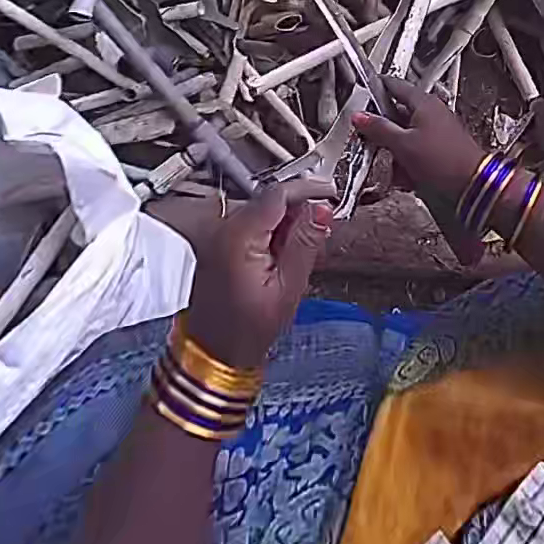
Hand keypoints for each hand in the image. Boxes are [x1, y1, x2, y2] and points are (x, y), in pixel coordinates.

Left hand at [184, 180, 332, 367]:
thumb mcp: (288, 287)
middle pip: (269, 200)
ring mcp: (217, 234)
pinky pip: (250, 224)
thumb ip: (306, 243)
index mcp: (239, 235)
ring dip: (285, 223)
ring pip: (261, 211)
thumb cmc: (248, 329)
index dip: (307, 190)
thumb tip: (322, 209)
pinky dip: (270, 233)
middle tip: (319, 231)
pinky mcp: (218, 242)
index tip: (330, 194)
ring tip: (297, 255)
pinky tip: (280, 258)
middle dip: (298, 210)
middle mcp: (223, 227)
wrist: (214, 352)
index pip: (278, 194)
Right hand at [348, 76, 485, 219]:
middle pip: (397, 112)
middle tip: (368, 135)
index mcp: (423, 102)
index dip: (375, 88)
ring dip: (393, 147)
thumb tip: (360, 117)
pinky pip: (415, 149)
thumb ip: (378, 128)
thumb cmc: (444, 160)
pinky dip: (406, 159)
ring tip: (388, 161)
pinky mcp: (439, 149)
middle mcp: (431, 112)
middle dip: (382, 127)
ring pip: (404, 134)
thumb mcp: (402, 144)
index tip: (361, 93)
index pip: (394, 85)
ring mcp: (436, 130)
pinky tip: (403, 174)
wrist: (473, 186)